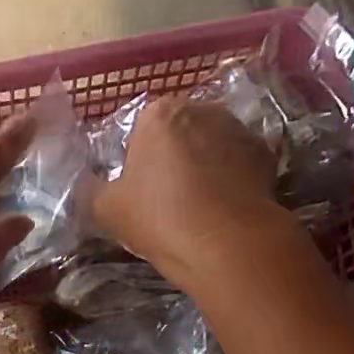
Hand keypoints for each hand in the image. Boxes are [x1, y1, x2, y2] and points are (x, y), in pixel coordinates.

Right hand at [94, 96, 290, 288]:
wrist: (228, 245)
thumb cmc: (161, 219)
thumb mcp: (107, 211)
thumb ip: (91, 192)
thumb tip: (87, 186)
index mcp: (158, 114)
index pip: (140, 133)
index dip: (137, 166)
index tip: (140, 196)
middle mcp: (202, 109)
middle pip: (179, 136)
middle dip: (173, 162)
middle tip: (167, 204)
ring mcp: (239, 129)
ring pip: (211, 148)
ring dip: (205, 170)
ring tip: (199, 211)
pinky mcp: (267, 156)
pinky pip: (239, 166)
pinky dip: (231, 182)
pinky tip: (224, 212)